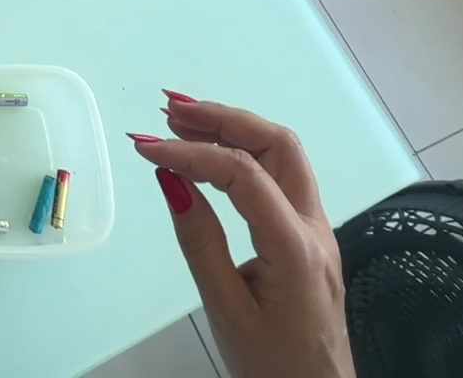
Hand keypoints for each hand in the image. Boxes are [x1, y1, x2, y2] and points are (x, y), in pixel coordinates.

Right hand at [126, 94, 354, 377]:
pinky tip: (208, 151)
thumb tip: (169, 176)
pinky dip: (241, 149)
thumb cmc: (271, 366)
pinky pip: (279, 173)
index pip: (242, 173)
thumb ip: (198, 238)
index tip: (145, 148)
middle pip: (276, 143)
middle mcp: (315, 228)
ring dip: (232, 126)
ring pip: (282, 152)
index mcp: (295, 247)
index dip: (190, 152)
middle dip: (221, 117)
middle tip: (170, 109)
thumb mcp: (225, 307)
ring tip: (180, 118)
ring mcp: (316, 229)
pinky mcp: (306, 235)